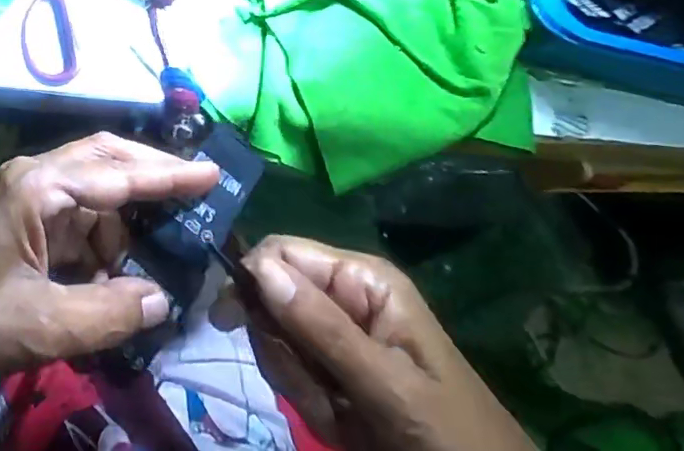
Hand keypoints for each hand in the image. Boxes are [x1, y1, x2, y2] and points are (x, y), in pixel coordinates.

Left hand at [0, 133, 218, 449]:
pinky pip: (75, 217)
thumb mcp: (45, 326)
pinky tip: (119, 270)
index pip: (115, 173)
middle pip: (103, 161)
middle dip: (150, 175)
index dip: (167, 176)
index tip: (214, 173)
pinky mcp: (20, 220)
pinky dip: (103, 239)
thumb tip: (162, 296)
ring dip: (126, 219)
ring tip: (164, 252)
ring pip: (92, 192)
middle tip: (201, 192)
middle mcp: (31, 179)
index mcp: (35, 187)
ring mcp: (23, 197)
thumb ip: (111, 311)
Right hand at [226, 235, 534, 450]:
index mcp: (362, 279)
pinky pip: (290, 369)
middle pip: (270, 298)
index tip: (231, 324)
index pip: (277, 252)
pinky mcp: (332, 367)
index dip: (251, 282)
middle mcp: (344, 295)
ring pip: (274, 338)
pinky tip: (343, 424)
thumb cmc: (452, 437)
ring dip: (298, 384)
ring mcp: (337, 332)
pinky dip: (308, 402)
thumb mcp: (391, 389)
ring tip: (342, 418)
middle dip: (284, 351)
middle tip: (320, 394)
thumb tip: (257, 267)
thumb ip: (323, 328)